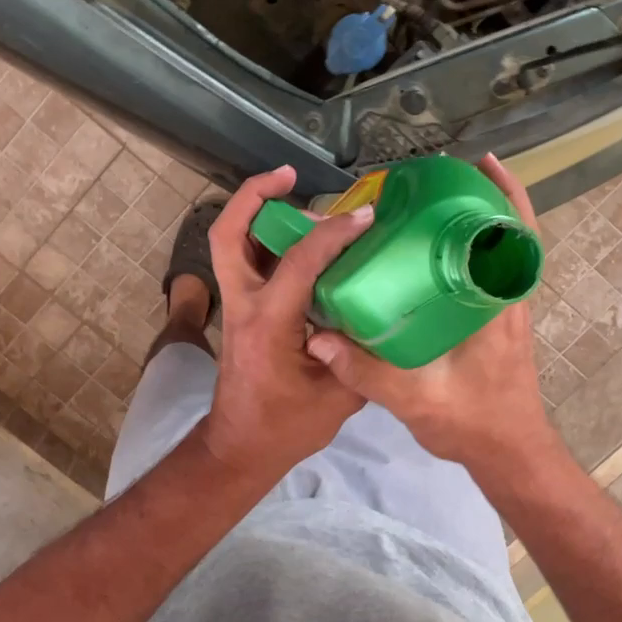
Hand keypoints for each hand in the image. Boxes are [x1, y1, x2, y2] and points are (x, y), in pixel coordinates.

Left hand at [196, 166, 375, 482]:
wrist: (240, 446)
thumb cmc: (286, 426)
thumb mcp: (338, 396)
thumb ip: (364, 354)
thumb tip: (393, 316)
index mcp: (268, 324)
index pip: (298, 262)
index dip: (333, 234)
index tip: (365, 217)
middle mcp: (243, 304)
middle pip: (229, 234)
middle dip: (253, 196)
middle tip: (289, 174)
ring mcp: (236, 305)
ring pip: (230, 242)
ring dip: (255, 212)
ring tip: (294, 194)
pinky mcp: (241, 310)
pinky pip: (244, 259)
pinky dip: (265, 237)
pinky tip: (300, 237)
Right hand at [306, 154, 560, 473]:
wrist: (510, 455)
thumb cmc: (474, 424)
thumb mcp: (414, 399)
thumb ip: (365, 371)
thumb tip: (317, 338)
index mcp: (498, 305)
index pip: (516, 237)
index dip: (506, 195)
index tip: (481, 164)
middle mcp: (507, 298)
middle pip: (505, 233)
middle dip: (478, 198)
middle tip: (434, 178)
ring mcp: (504, 311)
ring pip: (497, 252)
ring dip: (473, 222)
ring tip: (427, 204)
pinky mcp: (496, 323)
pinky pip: (486, 273)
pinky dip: (466, 252)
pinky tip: (427, 254)